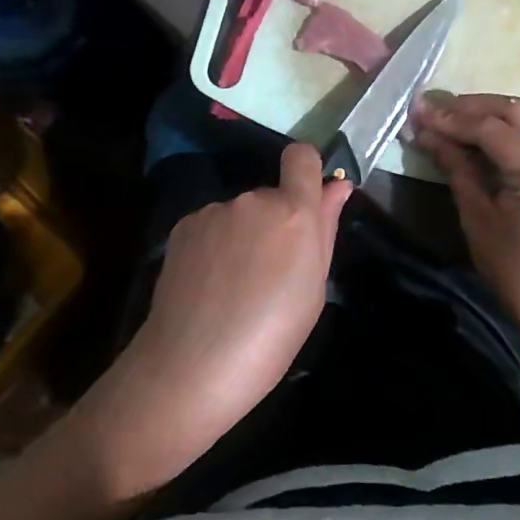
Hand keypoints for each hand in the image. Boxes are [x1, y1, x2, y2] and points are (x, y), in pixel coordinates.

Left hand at [77, 143, 350, 494]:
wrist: (195, 361)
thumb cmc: (272, 336)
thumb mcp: (313, 288)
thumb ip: (324, 229)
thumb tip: (337, 186)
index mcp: (292, 213)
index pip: (301, 158)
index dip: (307, 171)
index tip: (307, 200)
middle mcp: (250, 200)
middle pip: (270, 197)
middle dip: (274, 223)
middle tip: (270, 273)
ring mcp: (212, 211)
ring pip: (238, 214)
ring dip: (241, 235)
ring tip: (234, 285)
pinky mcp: (182, 226)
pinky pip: (209, 226)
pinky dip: (213, 245)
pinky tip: (208, 283)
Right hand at [408, 93, 519, 339]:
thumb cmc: (511, 267)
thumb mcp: (476, 214)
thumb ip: (456, 166)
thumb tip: (426, 133)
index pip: (491, 129)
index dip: (450, 118)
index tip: (417, 111)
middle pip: (519, 112)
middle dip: (473, 106)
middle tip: (435, 109)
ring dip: (492, 116)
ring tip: (453, 119)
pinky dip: (511, 133)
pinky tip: (482, 139)